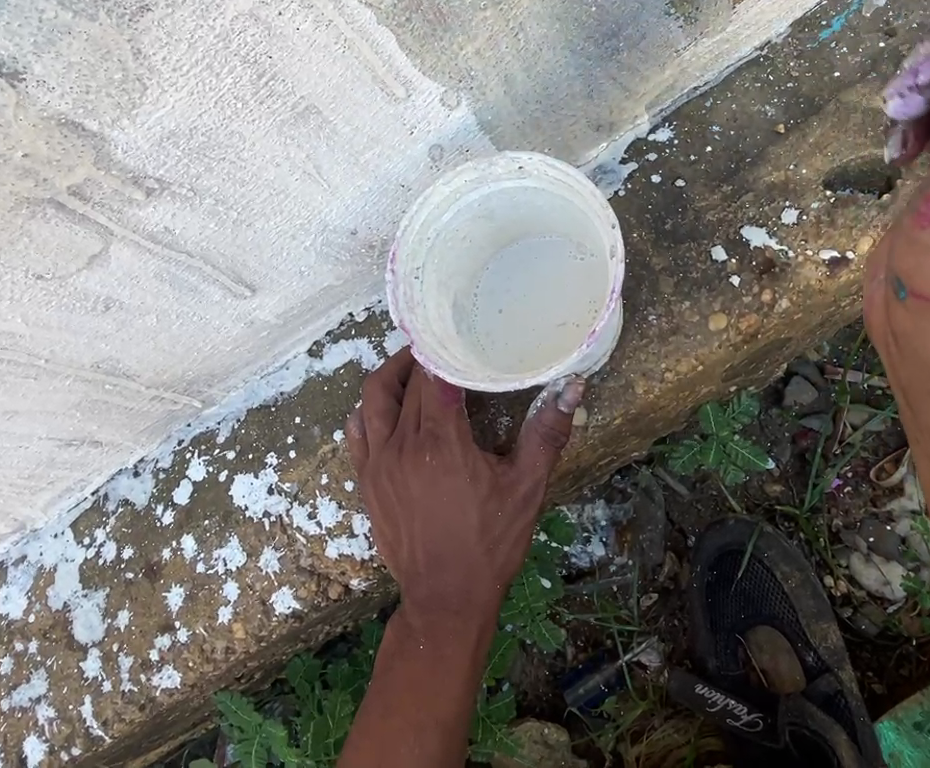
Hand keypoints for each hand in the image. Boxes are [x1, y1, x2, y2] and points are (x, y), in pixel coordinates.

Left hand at [345, 349, 581, 620]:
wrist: (445, 598)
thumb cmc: (490, 544)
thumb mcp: (526, 489)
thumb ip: (546, 434)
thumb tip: (572, 388)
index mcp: (441, 442)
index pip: (436, 376)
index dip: (445, 348)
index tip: (458, 331)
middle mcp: (402, 445)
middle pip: (407, 383)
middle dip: (424, 358)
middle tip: (445, 346)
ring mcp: (377, 463)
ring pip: (374, 398)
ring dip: (393, 376)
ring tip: (416, 367)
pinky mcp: (365, 480)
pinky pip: (356, 430)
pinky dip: (369, 409)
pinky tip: (388, 407)